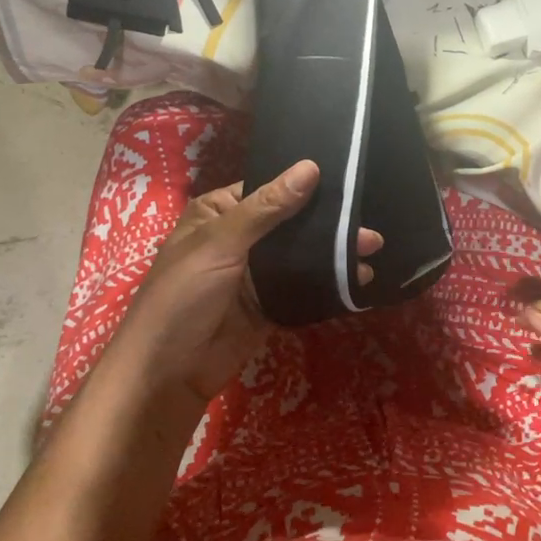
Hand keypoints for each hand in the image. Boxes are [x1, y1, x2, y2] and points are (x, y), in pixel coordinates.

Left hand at [109, 160, 382, 405]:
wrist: (167, 372)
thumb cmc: (183, 294)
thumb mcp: (220, 242)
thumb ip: (267, 208)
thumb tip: (309, 168)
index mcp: (218, 214)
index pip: (268, 190)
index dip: (303, 186)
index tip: (346, 180)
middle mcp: (238, 239)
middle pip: (290, 224)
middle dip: (327, 224)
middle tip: (369, 225)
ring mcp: (253, 275)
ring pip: (300, 256)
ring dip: (332, 254)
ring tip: (373, 250)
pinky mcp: (267, 307)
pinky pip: (302, 288)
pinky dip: (327, 284)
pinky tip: (358, 278)